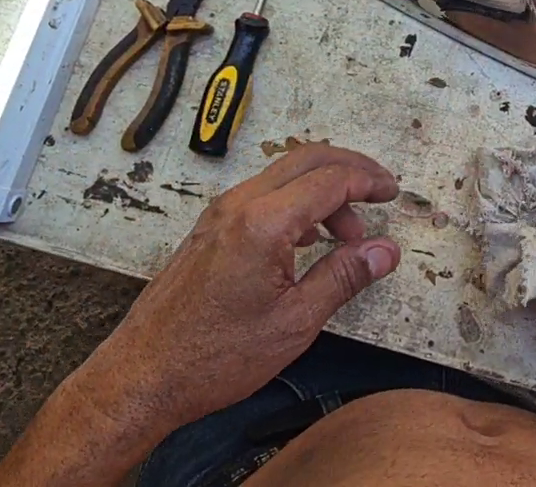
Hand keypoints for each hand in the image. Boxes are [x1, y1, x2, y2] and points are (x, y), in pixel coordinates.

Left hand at [0, 144, 400, 485]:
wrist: (141, 377)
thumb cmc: (218, 355)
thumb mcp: (295, 322)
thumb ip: (345, 276)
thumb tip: (388, 250)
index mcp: (264, 221)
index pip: (330, 180)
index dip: (368, 181)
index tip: (394, 192)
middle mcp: (240, 202)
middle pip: (307, 158)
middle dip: (350, 168)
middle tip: (381, 190)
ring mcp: (221, 211)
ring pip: (285, 174)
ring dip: (323, 189)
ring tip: (348, 236)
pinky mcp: (211, 226)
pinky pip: (265, 193)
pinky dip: (298, 201)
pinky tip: (310, 239)